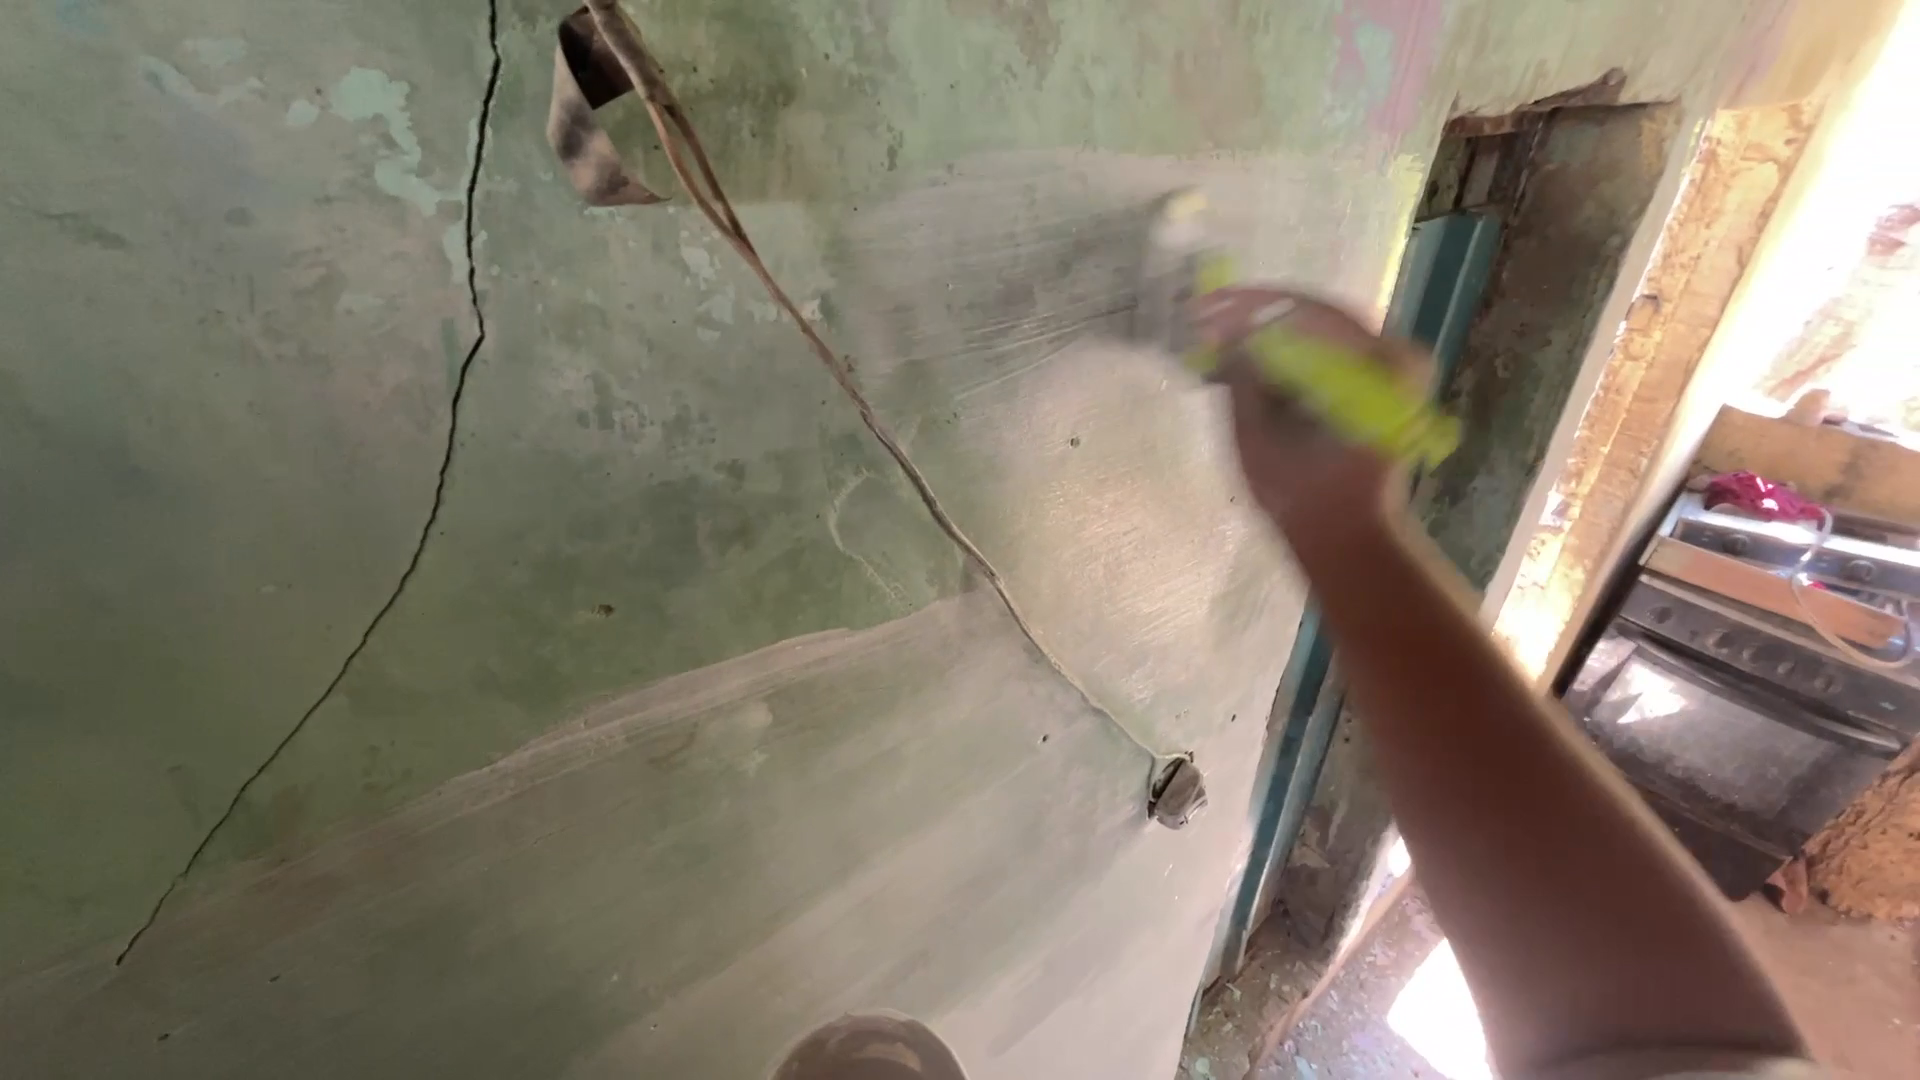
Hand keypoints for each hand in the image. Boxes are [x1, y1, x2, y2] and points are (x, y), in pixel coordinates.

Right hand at [1191, 287, 1431, 547]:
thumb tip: (1224, 336)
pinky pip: (1324, 359)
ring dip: (1266, 339)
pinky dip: (1284, 360)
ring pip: (1316, 338)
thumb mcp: (1259, 435)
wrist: (1345, 537)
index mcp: (1379, 364)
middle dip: (1256, 320)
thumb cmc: (1304, 497)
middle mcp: (1394, 356)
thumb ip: (1243, 379)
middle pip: (1314, 320)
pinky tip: (1244, 365)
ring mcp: (1388, 371)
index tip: (1207, 306)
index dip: (1251, 307)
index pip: (1309, 314)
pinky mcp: (1374, 389)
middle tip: (1206, 319)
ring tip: (1217, 342)